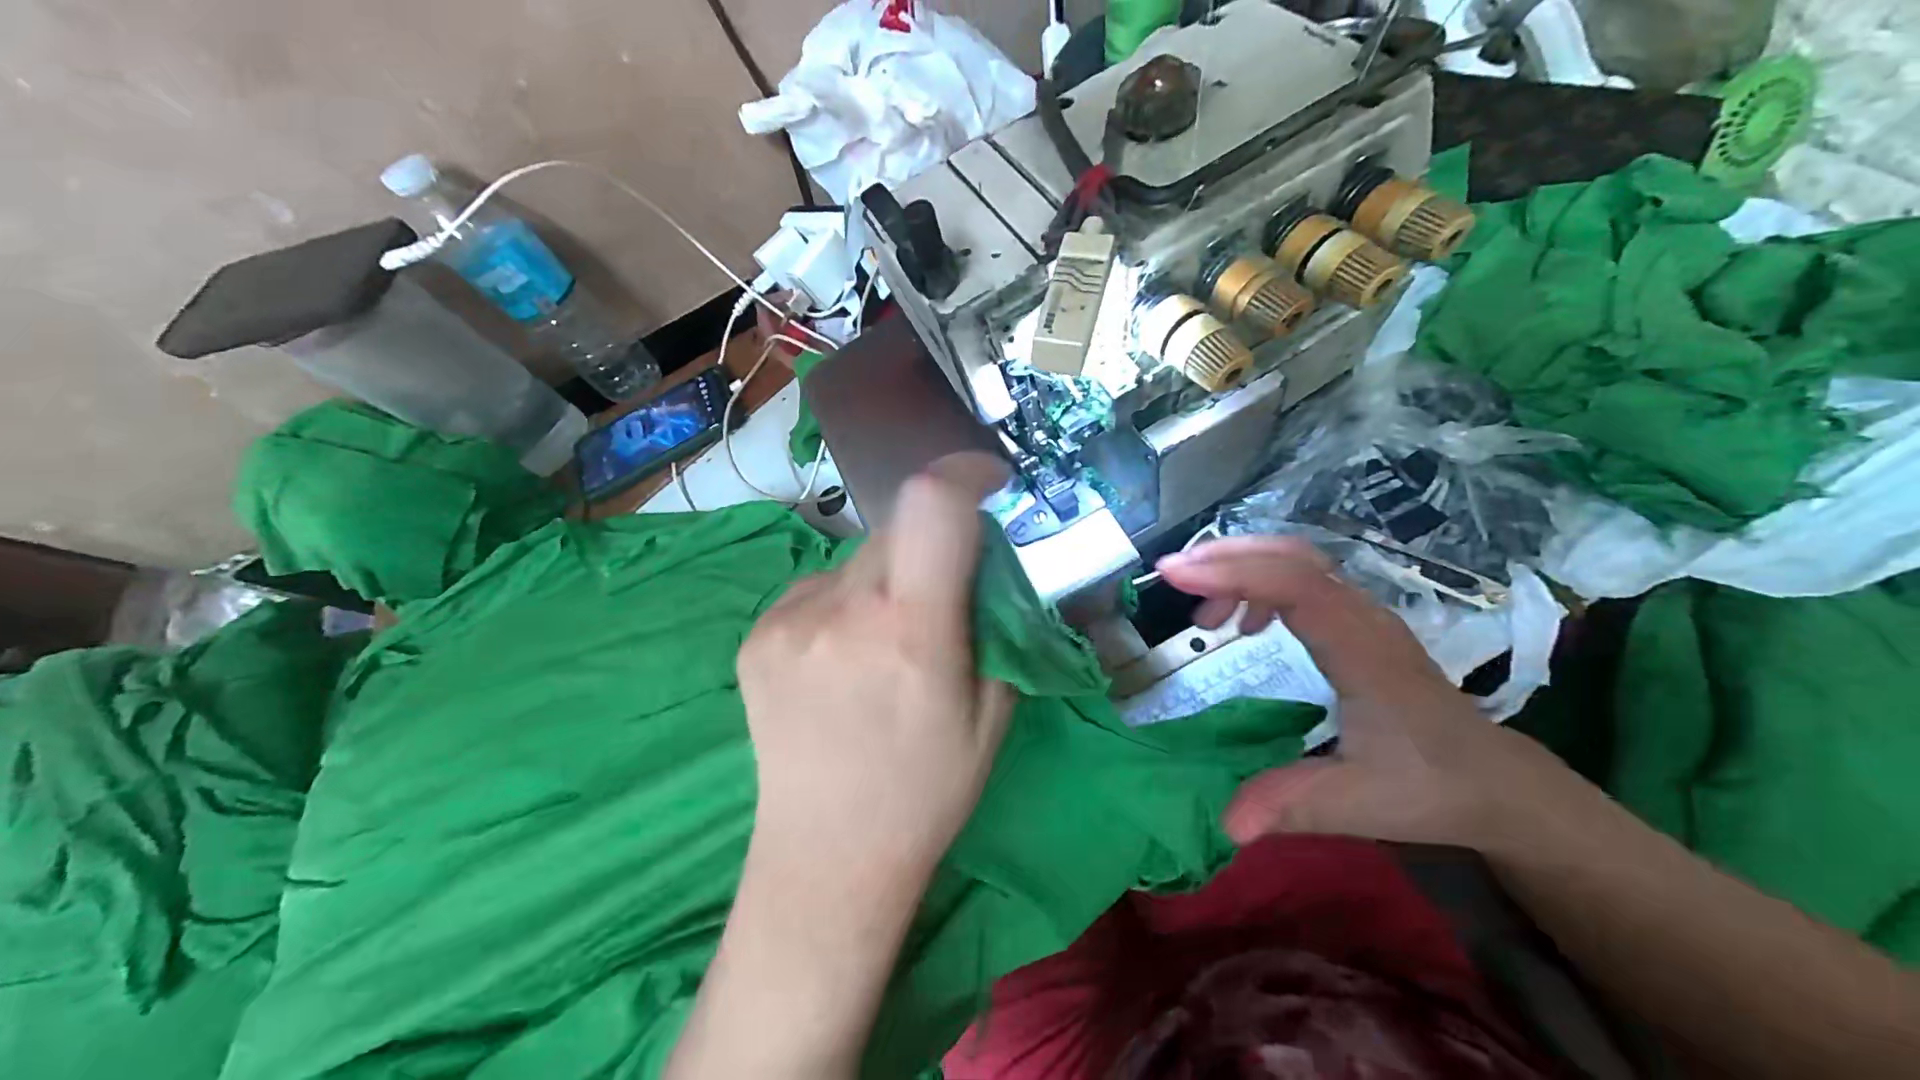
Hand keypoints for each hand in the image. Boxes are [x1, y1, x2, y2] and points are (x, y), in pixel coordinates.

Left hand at [737, 453, 1015, 888]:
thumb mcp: (993, 711)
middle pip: (895, 528)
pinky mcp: (754, 634)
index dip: (964, 473)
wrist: (826, 853)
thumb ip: (997, 621)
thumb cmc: (926, 791)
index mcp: (913, 630)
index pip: (932, 504)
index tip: (987, 482)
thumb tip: (986, 560)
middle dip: (929, 546)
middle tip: (937, 601)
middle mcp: (842, 611)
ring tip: (881, 648)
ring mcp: (787, 620)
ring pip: (854, 561)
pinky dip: (840, 605)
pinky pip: (815, 588)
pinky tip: (839, 663)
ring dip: (882, 581)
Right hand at [1156, 536, 1598, 853]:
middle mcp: (1362, 618)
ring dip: (1243, 567)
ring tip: (1203, 611)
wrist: (1495, 781)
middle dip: (1227, 554)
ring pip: (1297, 561)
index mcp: (1360, 650)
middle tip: (1174, 574)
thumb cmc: (1429, 785)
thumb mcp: (1358, 803)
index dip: (1233, 572)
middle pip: (1292, 556)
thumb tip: (1225, 825)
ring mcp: (1362, 616)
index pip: (1295, 585)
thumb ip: (1290, 804)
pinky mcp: (1358, 624)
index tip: (1175, 576)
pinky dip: (1261, 584)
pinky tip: (1244, 624)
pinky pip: (1304, 581)